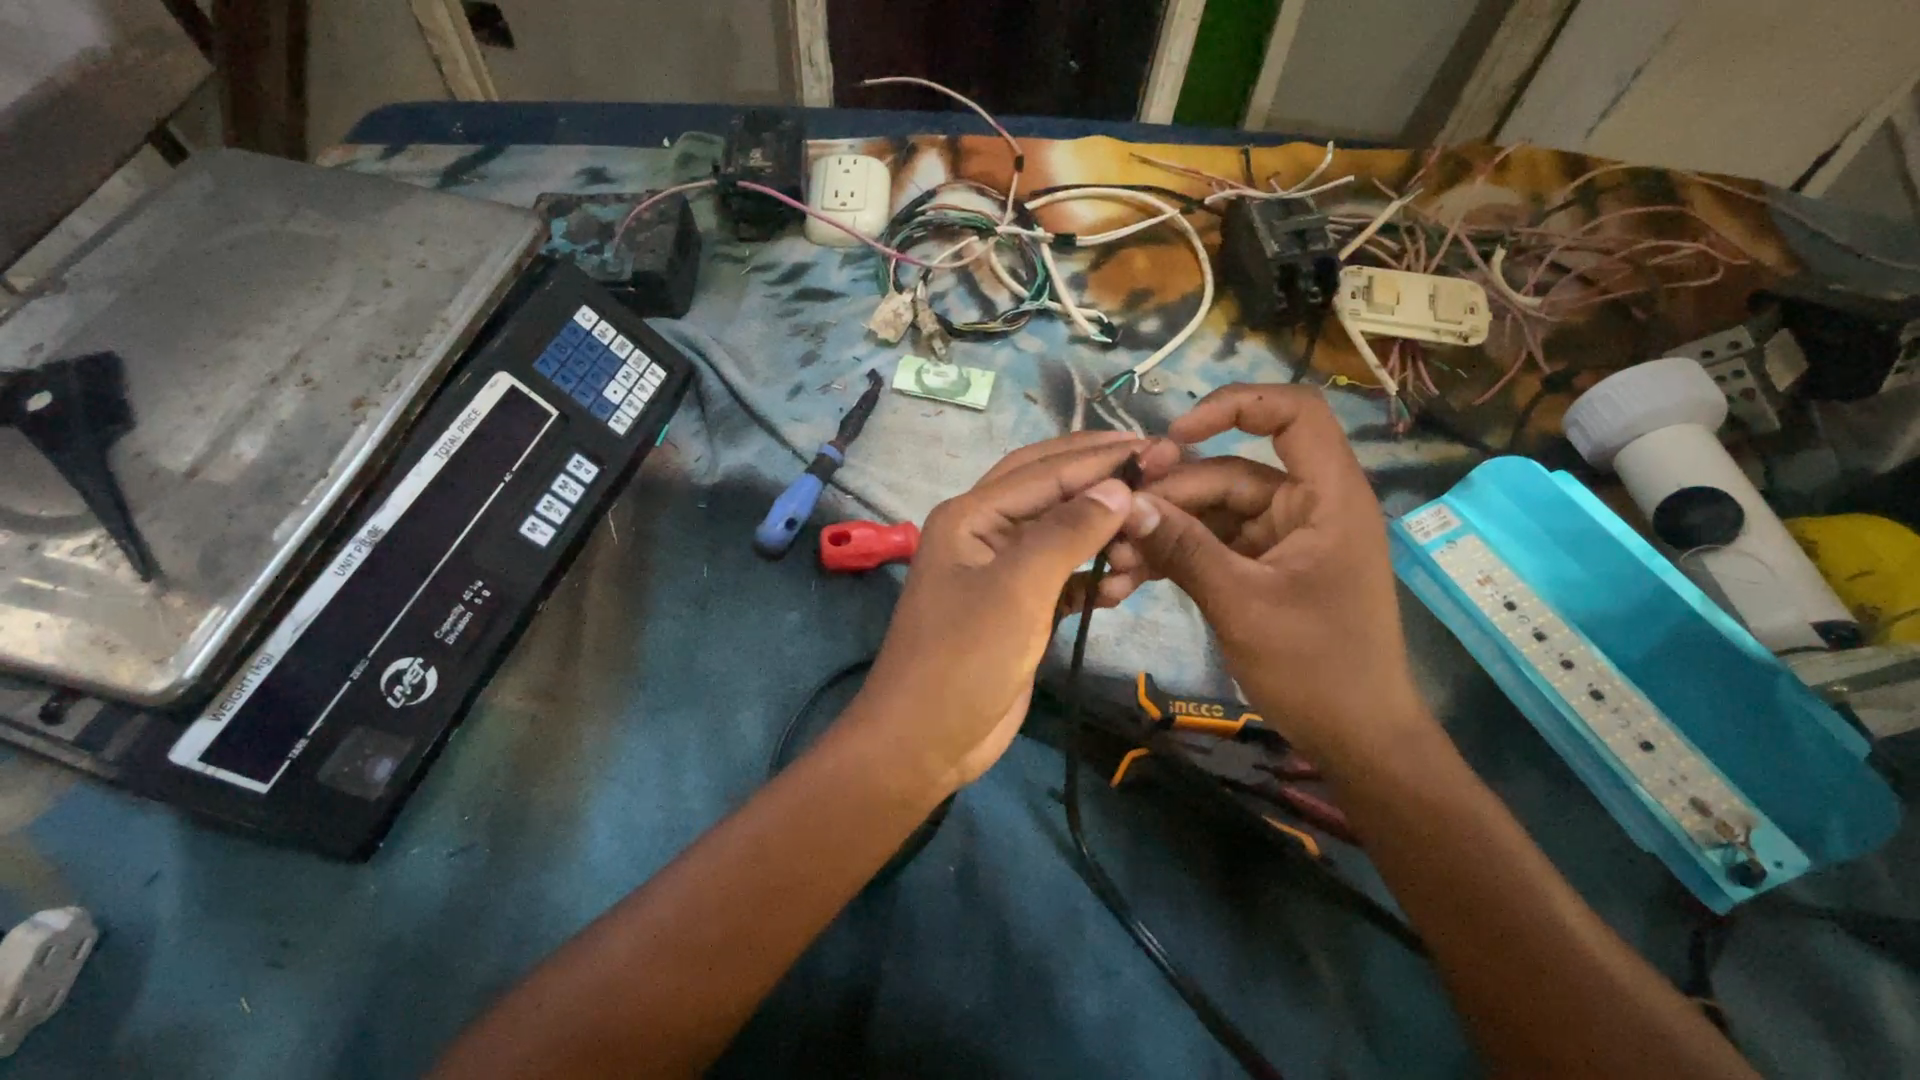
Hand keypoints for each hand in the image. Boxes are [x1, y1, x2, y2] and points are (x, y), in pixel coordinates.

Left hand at [843, 432, 1163, 797]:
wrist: (926, 742)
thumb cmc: (964, 659)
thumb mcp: (1017, 588)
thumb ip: (1068, 531)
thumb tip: (1119, 488)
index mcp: (971, 515)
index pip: (1044, 470)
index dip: (1102, 458)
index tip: (1160, 449)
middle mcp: (984, 534)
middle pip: (1052, 490)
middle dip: (1102, 482)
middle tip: (1161, 473)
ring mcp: (1002, 574)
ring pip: (1062, 536)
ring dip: (1103, 535)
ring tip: (1146, 545)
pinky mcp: (1020, 611)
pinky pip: (1065, 578)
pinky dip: (1095, 578)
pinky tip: (1125, 585)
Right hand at [1108, 384, 1434, 765]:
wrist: (1356, 739)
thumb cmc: (1317, 668)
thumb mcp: (1242, 604)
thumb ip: (1184, 549)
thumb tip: (1126, 504)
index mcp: (1328, 497)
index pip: (1293, 414)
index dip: (1234, 406)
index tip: (1175, 435)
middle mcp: (1307, 506)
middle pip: (1230, 472)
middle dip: (1172, 495)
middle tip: (1116, 522)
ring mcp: (1283, 539)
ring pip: (1213, 512)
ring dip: (1165, 531)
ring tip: (1117, 561)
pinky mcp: (1263, 570)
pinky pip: (1213, 546)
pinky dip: (1178, 556)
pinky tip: (1133, 578)